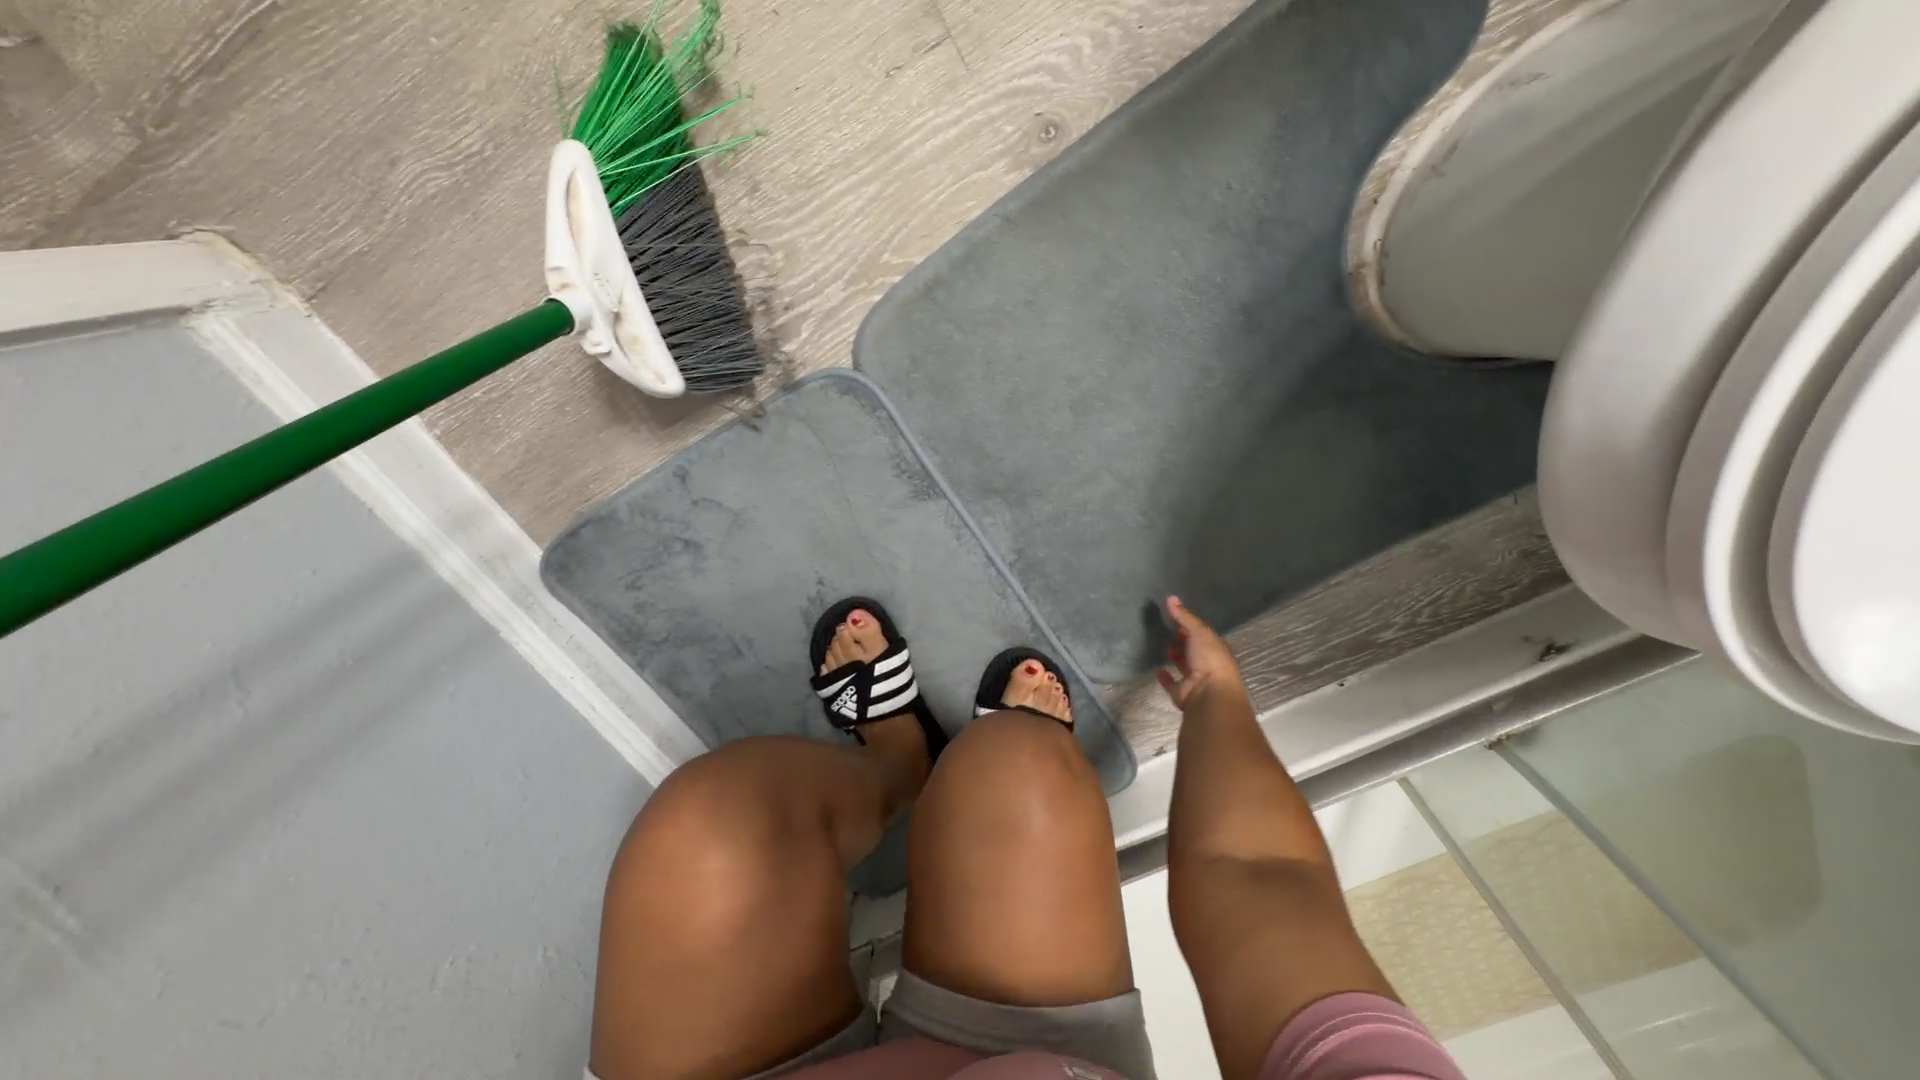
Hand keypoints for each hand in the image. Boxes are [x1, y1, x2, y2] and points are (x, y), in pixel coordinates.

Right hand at [1155, 595, 1245, 710]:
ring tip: (1162, 647)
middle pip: (1193, 651)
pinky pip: (1171, 683)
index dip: (1191, 628)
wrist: (1209, 692)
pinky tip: (1156, 669)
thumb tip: (1170, 597)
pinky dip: (1164, 677)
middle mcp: (1207, 664)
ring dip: (1174, 657)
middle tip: (1168, 632)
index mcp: (1216, 649)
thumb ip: (1184, 616)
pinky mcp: (1182, 693)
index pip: (1203, 635)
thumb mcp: (1198, 631)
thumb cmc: (1209, 658)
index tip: (1177, 619)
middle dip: (1182, 642)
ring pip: (1183, 666)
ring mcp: (1194, 680)